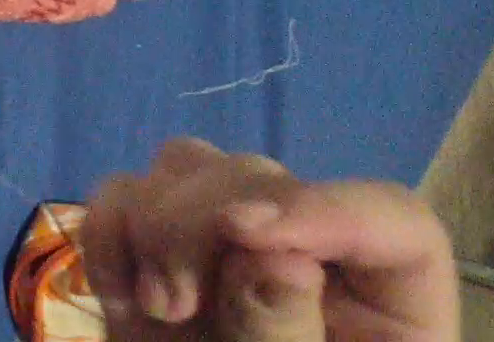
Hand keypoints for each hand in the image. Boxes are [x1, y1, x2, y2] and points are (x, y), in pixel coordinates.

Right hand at [84, 138, 460, 341]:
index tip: (244, 231)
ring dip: (150, 228)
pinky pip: (119, 189)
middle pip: (257, 178)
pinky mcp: (151, 231)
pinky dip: (105, 231)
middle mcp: (307, 252)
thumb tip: (281, 257)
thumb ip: (283, 331)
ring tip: (153, 309)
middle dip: (195, 226)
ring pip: (184, 167)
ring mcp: (220, 234)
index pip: (388, 218)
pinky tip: (116, 296)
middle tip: (172, 303)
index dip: (321, 207)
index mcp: (384, 309)